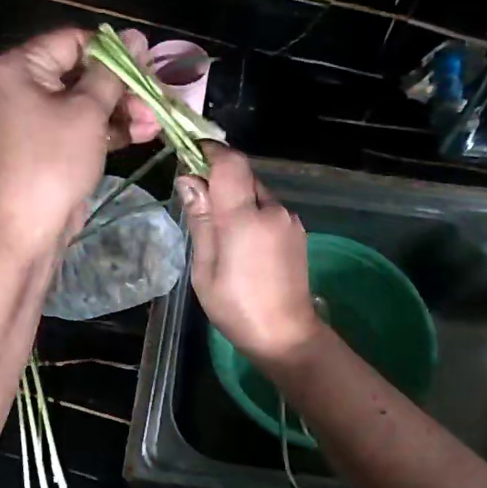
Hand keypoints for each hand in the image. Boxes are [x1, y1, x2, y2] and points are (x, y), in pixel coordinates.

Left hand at [0, 28, 158, 247]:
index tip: (150, 66)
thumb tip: (135, 37)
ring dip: (125, 110)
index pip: (75, 42)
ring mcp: (39, 117)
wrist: (28, 226)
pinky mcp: (53, 145)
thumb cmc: (54, 161)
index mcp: (22, 66)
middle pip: (85, 73)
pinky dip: (112, 129)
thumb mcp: (88, 112)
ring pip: (90, 102)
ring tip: (156, 124)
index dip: (114, 52)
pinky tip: (144, 135)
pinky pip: (86, 126)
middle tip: (158, 100)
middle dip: (124, 88)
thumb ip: (113, 73)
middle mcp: (27, 85)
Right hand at [179, 144, 324, 363]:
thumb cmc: (236, 307)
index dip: (209, 153)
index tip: (190, 158)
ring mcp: (289, 220)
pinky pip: (269, 211)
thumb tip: (189, 180)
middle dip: (220, 181)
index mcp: (246, 218)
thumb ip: (201, 220)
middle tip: (198, 206)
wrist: (285, 335)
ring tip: (220, 234)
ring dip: (237, 200)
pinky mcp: (297, 232)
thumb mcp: (205, 268)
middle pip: (244, 176)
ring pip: (257, 193)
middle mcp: (272, 210)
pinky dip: (252, 214)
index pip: (230, 162)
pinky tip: (243, 244)